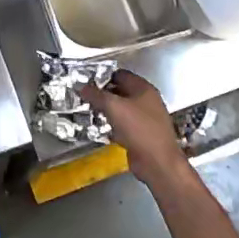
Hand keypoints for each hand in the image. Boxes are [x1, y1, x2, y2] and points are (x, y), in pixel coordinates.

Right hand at [77, 70, 187, 184]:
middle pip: (121, 92)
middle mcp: (147, 101)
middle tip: (84, 97)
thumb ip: (96, 95)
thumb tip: (81, 87)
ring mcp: (145, 119)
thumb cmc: (139, 129)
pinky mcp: (141, 135)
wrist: (157, 162)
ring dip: (106, 111)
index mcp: (144, 89)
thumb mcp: (114, 107)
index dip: (103, 76)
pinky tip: (99, 129)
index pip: (121, 75)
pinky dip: (112, 126)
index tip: (86, 81)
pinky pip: (123, 125)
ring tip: (88, 112)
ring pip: (121, 110)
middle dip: (103, 94)